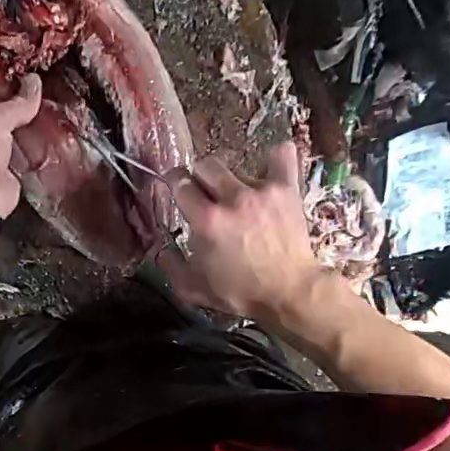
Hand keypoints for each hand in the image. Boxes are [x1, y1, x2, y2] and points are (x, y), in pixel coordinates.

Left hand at [0, 73, 41, 217]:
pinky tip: (51, 139)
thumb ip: (17, 102)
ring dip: (30, 130)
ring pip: (14, 135)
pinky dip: (35, 150)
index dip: (6, 89)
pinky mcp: (5, 170)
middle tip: (44, 100)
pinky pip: (24, 154)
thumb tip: (35, 81)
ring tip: (53, 115)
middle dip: (21, 111)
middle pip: (1, 115)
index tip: (28, 83)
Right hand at [160, 142, 330, 321]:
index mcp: (207, 220)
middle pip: (206, 165)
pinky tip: (269, 173)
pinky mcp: (286, 189)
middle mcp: (232, 198)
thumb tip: (160, 248)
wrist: (289, 292)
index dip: (175, 183)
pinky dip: (274, 161)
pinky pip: (282, 156)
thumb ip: (171, 265)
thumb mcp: (195, 288)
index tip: (178, 188)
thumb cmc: (241, 293)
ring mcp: (261, 190)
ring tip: (242, 204)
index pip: (180, 182)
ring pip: (237, 168)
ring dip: (234, 183)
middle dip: (201, 178)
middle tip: (208, 196)